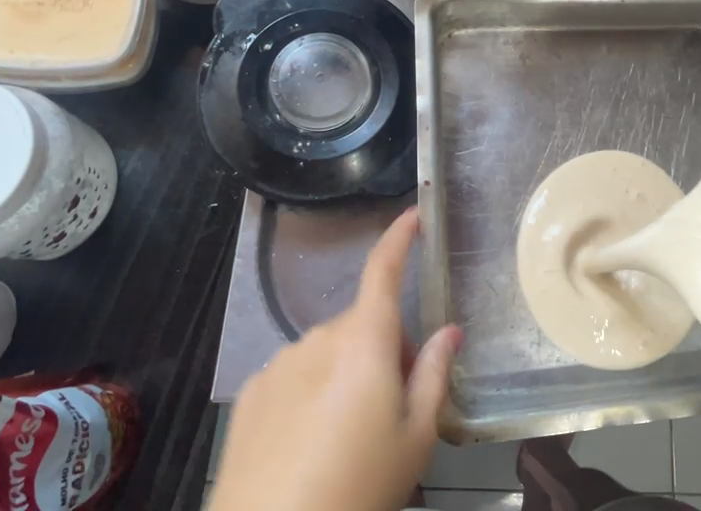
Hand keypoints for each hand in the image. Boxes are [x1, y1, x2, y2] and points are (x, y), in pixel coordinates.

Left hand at [208, 207, 463, 510]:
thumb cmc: (358, 486)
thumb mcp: (415, 440)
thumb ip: (434, 376)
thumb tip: (449, 332)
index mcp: (363, 341)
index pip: (383, 270)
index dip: (399, 237)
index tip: (413, 215)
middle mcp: (318, 338)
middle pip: (362, 325)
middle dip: (383, 350)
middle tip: (393, 408)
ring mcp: (280, 362)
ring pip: (328, 352)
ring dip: (345, 374)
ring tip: (347, 438)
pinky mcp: (252, 391)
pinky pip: (295, 375)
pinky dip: (310, 393)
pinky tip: (307, 445)